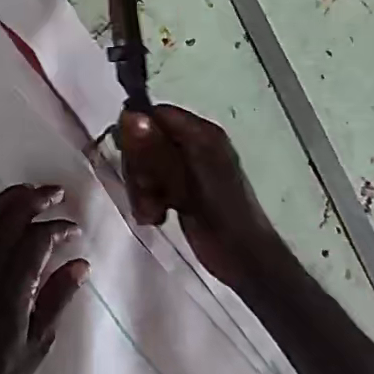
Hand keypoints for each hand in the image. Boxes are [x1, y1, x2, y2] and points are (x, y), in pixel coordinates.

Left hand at [0, 184, 89, 373]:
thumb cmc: (1, 371)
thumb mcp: (39, 342)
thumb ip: (58, 298)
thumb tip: (81, 264)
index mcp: (12, 289)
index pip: (35, 242)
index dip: (57, 229)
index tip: (75, 231)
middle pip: (9, 220)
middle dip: (34, 200)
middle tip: (56, 192)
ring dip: (7, 199)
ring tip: (29, 190)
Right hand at [118, 105, 281, 286]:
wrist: (245, 259)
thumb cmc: (222, 215)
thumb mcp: (185, 180)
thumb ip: (155, 149)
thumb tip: (130, 116)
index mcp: (202, 134)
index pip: (156, 115)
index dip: (137, 133)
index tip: (127, 158)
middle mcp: (194, 145)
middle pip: (146, 140)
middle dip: (139, 169)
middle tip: (147, 191)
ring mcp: (187, 168)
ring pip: (145, 165)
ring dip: (142, 189)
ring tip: (153, 210)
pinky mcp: (180, 189)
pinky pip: (151, 184)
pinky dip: (148, 200)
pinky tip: (157, 215)